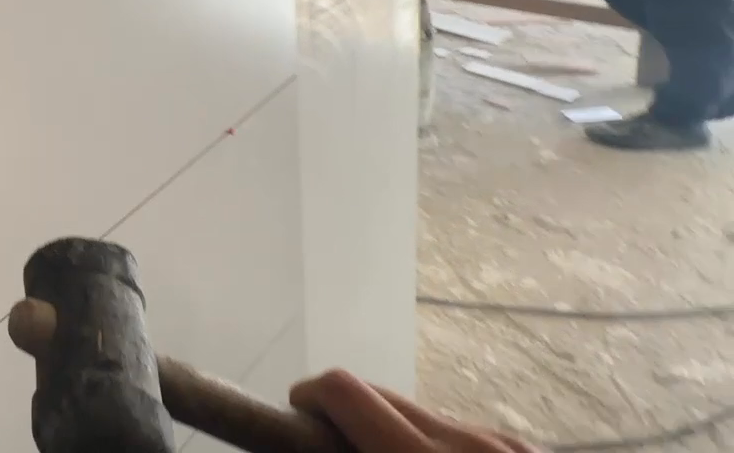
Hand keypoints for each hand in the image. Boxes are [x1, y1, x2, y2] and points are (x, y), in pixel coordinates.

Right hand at [291, 371, 542, 452]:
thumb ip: (354, 451)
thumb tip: (312, 437)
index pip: (341, 389)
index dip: (307, 396)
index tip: (300, 421)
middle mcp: (469, 442)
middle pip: (377, 393)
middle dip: (349, 415)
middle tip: (345, 448)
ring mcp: (511, 445)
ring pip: (421, 413)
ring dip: (398, 432)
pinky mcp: (534, 450)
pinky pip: (465, 432)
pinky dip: (443, 446)